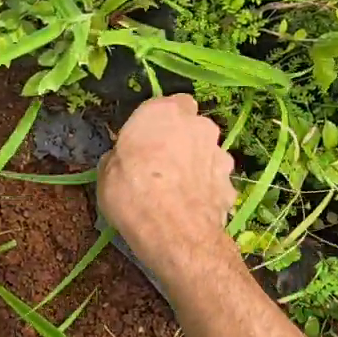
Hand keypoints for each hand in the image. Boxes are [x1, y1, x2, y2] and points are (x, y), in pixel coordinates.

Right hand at [97, 95, 236, 272]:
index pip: (167, 103)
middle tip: (160, 164)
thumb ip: (120, 157)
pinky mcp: (231, 183)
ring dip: (195, 164)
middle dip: (180, 140)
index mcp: (163, 112)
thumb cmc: (131, 192)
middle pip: (191, 126)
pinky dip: (205, 189)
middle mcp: (197, 125)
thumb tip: (122, 161)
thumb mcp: (106, 172)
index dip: (157, 122)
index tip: (144, 140)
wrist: (174, 232)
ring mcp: (220, 154)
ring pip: (206, 152)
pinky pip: (214, 180)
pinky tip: (190, 207)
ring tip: (176, 191)